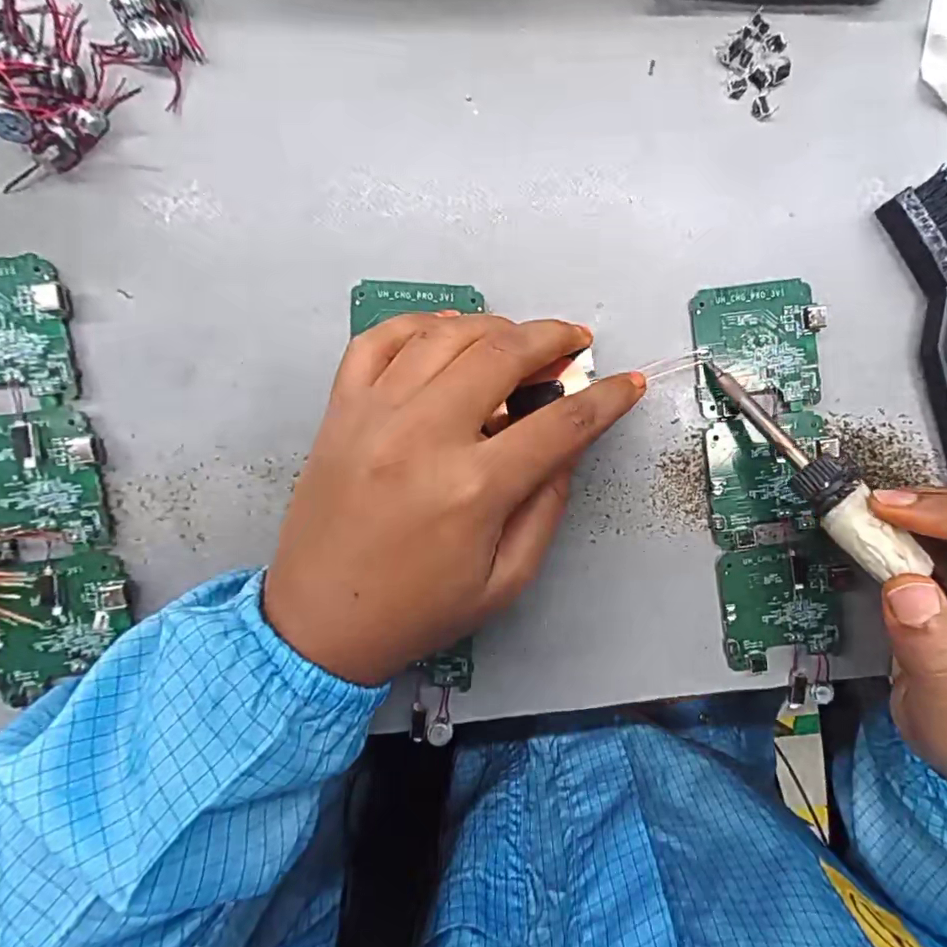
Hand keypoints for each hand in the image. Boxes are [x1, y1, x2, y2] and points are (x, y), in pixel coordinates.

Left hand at [264, 314, 645, 685]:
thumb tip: (569, 446)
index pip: (560, 425)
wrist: (320, 623)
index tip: (627, 384)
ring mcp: (375, 416)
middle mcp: (424, 437)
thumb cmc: (418, 612)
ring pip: (445, 335)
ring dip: (494, 326)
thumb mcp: (505, 579)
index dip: (604, 400)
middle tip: (574, 343)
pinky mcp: (340, 411)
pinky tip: (446, 334)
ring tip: (518, 340)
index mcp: (474, 489)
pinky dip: (418, 324)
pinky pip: (378, 341)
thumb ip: (546, 507)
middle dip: (552, 339)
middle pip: (503, 355)